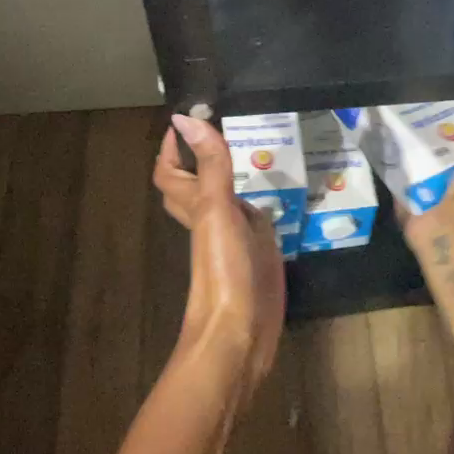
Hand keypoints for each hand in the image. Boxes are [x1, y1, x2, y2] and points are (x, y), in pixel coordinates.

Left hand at [155, 114, 285, 403]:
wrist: (240, 335)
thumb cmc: (223, 270)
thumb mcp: (216, 210)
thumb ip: (209, 166)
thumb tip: (185, 118)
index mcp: (196, 208)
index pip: (170, 175)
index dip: (171, 150)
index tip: (186, 119)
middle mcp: (212, 221)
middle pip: (197, 187)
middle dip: (205, 159)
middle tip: (229, 130)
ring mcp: (236, 241)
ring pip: (229, 203)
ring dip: (239, 179)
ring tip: (263, 152)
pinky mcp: (260, 257)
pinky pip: (258, 224)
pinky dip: (265, 206)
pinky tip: (284, 197)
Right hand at [399, 107, 453, 246]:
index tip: (443, 118)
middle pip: (442, 166)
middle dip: (431, 148)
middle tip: (415, 122)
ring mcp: (434, 206)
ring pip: (420, 178)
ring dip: (410, 162)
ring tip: (395, 134)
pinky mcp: (411, 215)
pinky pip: (401, 193)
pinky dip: (393, 180)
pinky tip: (384, 158)